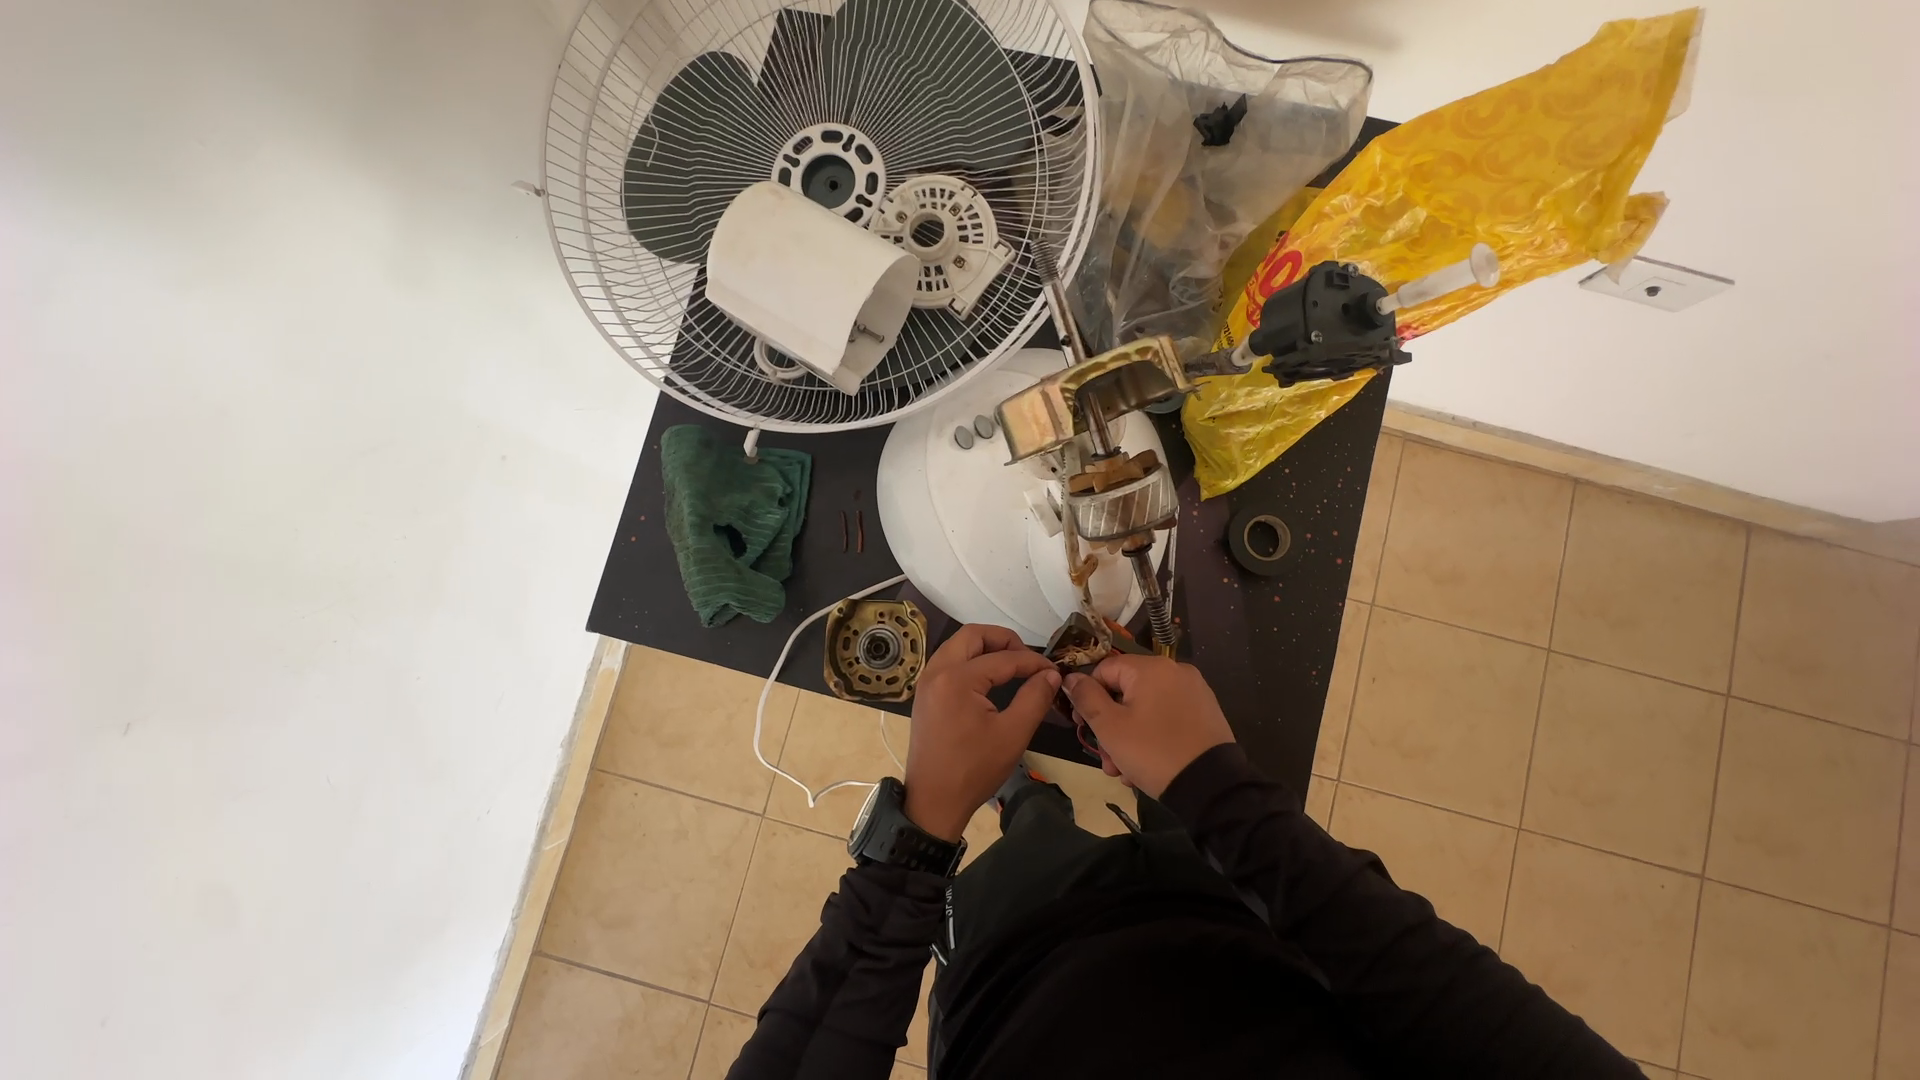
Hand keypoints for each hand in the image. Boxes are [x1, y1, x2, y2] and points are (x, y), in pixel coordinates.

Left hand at [903, 624, 1058, 840]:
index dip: (1032, 661)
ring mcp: (926, 682)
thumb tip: (1051, 674)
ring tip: (1011, 665)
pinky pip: (948, 662)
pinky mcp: (924, 695)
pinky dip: (969, 661)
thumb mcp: (1013, 734)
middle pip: (971, 635)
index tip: (1053, 671)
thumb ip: (1035, 698)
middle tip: (1027, 658)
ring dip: (984, 648)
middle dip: (1003, 640)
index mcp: (957, 679)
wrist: (933, 801)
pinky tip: (988, 679)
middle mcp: (936, 671)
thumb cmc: (974, 769)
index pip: (1003, 657)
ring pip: (957, 646)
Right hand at [1063, 654, 1233, 797]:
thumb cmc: (1153, 752)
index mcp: (1151, 668)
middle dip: (1110, 727)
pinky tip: (1145, 766)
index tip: (1082, 725)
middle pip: (1126, 692)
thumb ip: (1086, 697)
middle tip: (1105, 758)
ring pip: (1145, 708)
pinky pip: (1166, 717)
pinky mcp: (1205, 713)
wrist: (1211, 788)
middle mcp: (1175, 672)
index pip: (1104, 670)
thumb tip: (1071, 678)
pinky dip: (1151, 736)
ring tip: (1123, 771)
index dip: (1088, 696)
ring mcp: (1193, 692)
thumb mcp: (1110, 727)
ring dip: (1128, 737)